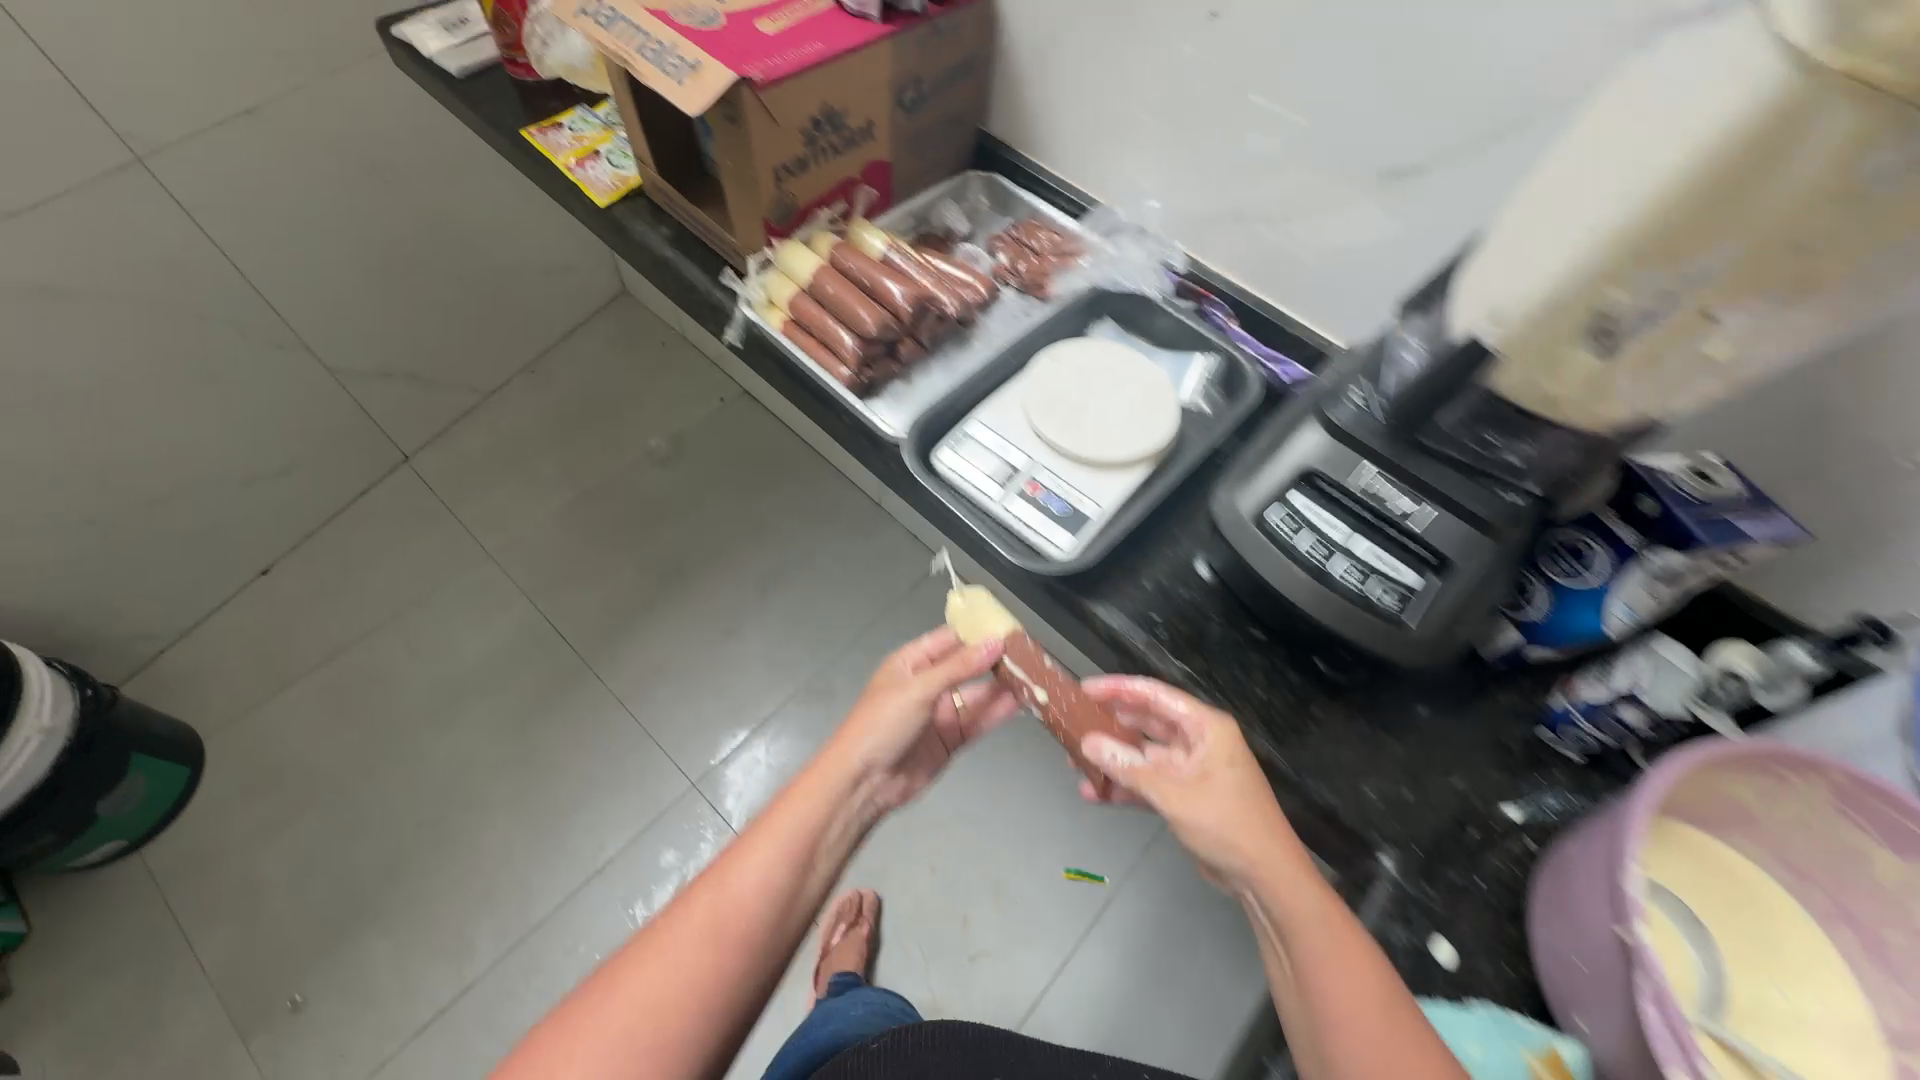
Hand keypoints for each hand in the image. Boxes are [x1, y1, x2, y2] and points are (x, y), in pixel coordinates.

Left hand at [826, 628, 1021, 814]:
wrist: (863, 783)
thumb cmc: (881, 724)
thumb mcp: (918, 689)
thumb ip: (960, 667)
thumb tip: (995, 642)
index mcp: (911, 663)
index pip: (950, 639)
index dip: (978, 632)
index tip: (1010, 627)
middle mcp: (928, 684)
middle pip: (967, 666)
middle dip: (995, 660)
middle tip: (1030, 653)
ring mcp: (940, 713)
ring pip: (978, 695)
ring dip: (1002, 687)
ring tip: (1033, 677)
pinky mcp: (951, 739)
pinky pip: (979, 721)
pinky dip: (999, 713)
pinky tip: (1022, 703)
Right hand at [1078, 676, 1301, 888]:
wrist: (1265, 877)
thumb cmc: (1227, 824)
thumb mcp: (1173, 794)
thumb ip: (1128, 768)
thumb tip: (1087, 743)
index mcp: (1205, 727)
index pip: (1155, 695)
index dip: (1118, 689)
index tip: (1083, 689)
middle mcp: (1197, 741)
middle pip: (1146, 722)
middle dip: (1109, 725)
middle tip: (1071, 724)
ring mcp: (1190, 770)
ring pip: (1143, 756)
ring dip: (1112, 761)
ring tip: (1073, 761)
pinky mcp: (1184, 797)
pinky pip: (1147, 783)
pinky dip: (1124, 788)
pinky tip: (1093, 793)